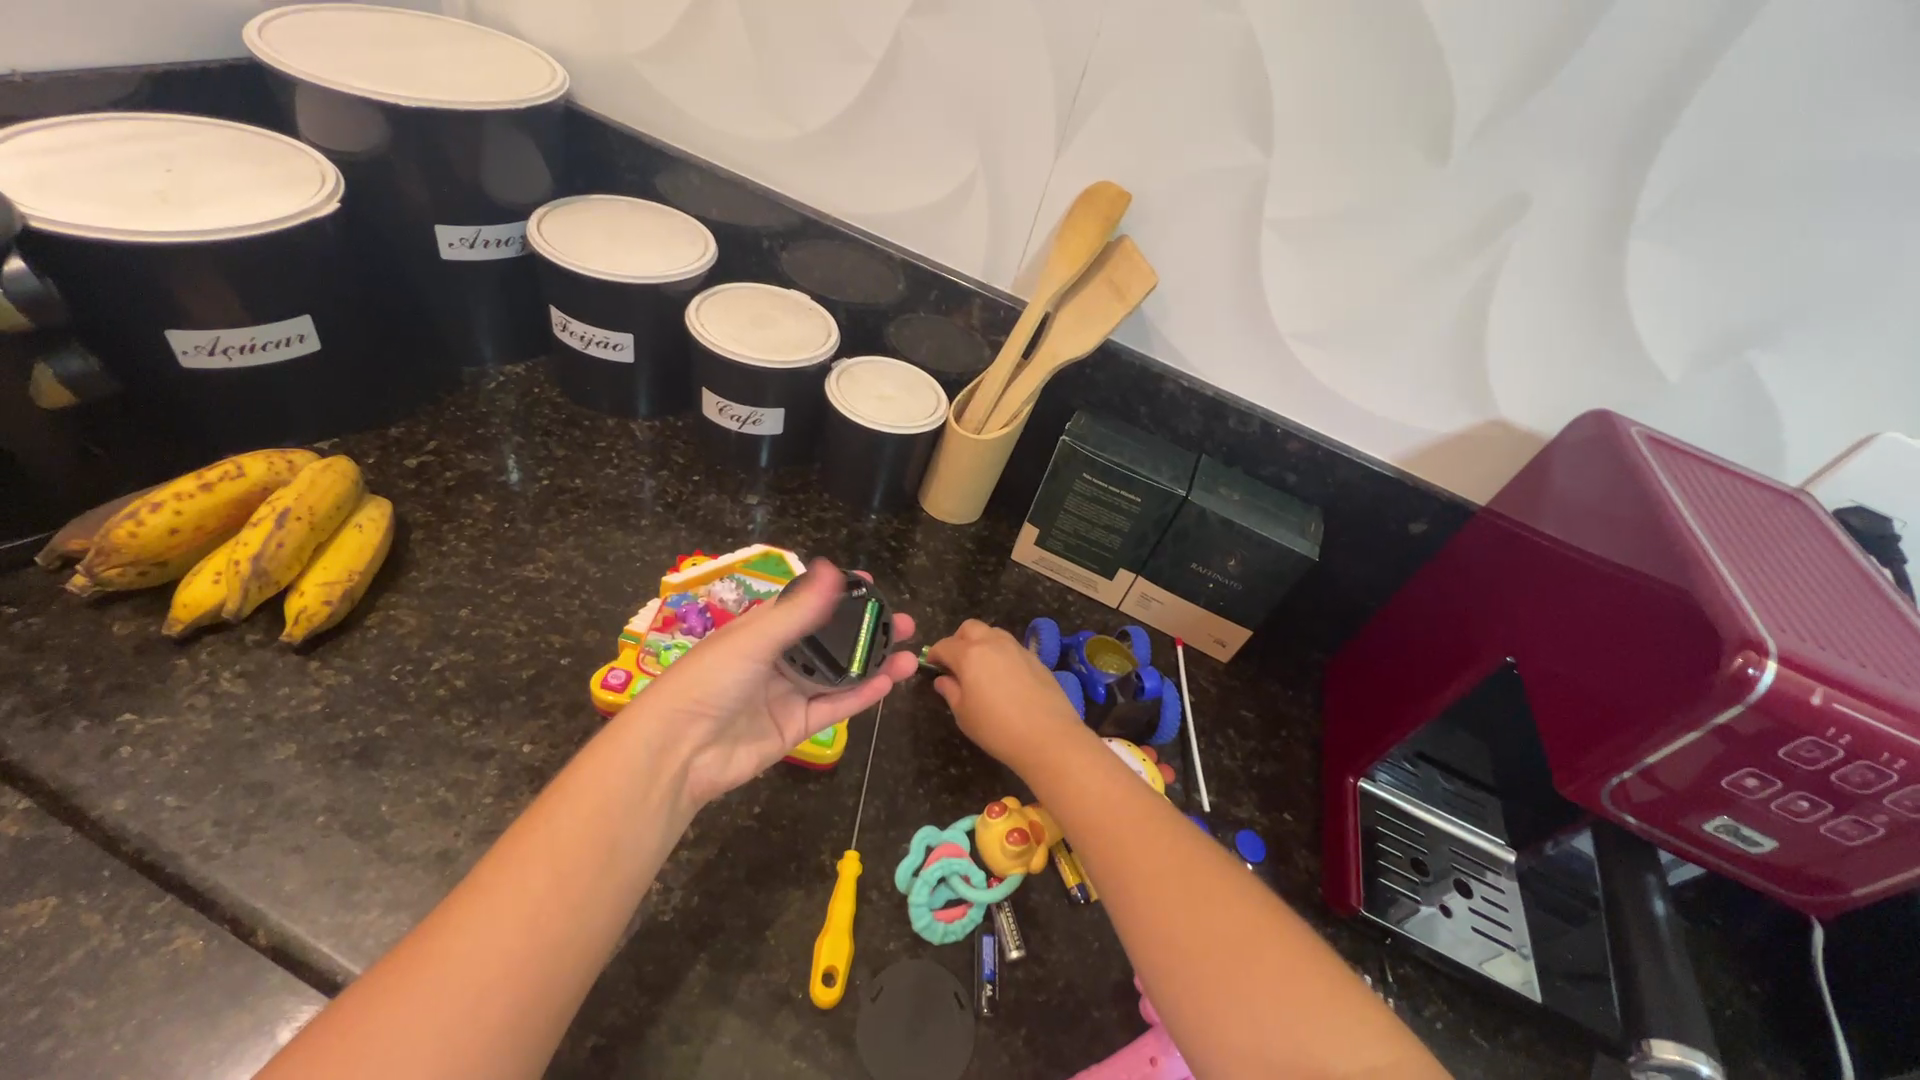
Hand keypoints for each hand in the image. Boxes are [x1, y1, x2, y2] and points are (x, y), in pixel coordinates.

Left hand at [619, 560, 916, 807]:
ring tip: (909, 652)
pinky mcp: (797, 727)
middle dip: (866, 632)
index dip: (839, 596)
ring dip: (873, 663)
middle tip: (903, 622)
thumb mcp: (754, 639)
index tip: (872, 586)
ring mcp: (788, 695)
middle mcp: (777, 659)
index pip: (807, 606)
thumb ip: (799, 610)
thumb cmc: (710, 681)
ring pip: (839, 675)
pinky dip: (862, 695)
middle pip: (831, 642)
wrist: (680, 751)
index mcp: (761, 630)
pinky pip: (836, 707)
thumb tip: (834, 569)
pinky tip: (889, 680)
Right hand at [925, 619, 1088, 770]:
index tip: (932, 665)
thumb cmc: (997, 729)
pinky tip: (1004, 678)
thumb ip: (951, 692)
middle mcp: (993, 643)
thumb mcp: (964, 714)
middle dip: (958, 640)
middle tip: (956, 663)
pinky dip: (1001, 654)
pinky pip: (1012, 647)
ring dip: (982, 643)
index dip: (934, 654)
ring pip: (993, 633)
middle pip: (970, 628)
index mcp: (970, 655)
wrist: (1049, 736)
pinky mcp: (1036, 659)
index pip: (945, 645)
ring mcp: (1018, 648)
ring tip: (981, 668)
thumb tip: (943, 679)